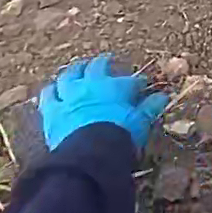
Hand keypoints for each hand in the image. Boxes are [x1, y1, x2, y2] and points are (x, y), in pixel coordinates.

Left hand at [36, 54, 168, 152]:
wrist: (90, 152)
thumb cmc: (120, 135)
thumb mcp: (140, 122)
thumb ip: (150, 108)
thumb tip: (162, 97)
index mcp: (116, 87)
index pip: (130, 80)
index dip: (137, 82)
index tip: (142, 84)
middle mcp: (92, 85)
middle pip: (96, 67)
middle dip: (102, 62)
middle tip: (106, 60)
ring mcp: (70, 95)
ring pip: (69, 75)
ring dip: (74, 70)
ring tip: (78, 68)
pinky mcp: (52, 110)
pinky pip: (48, 95)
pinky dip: (52, 91)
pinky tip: (53, 89)